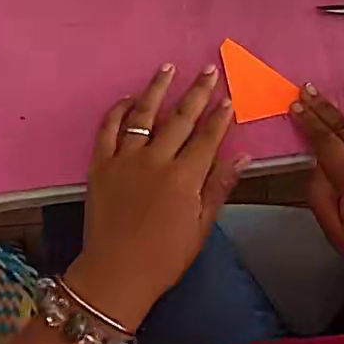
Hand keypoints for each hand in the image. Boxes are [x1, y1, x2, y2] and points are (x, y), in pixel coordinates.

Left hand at [68, 64, 242, 330]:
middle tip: (208, 70)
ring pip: (144, 115)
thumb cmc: (165, 256)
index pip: (208, 137)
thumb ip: (220, 187)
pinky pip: (108, 129)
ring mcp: (125, 160)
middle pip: (181, 118)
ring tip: (168, 67)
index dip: (220, 116)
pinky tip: (130, 98)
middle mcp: (156, 161)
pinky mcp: (100, 165)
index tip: (229, 97)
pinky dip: (118, 111)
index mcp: (184, 178)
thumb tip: (243, 155)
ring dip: (158, 89)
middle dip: (198, 92)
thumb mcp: (201, 227)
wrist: (114, 276)